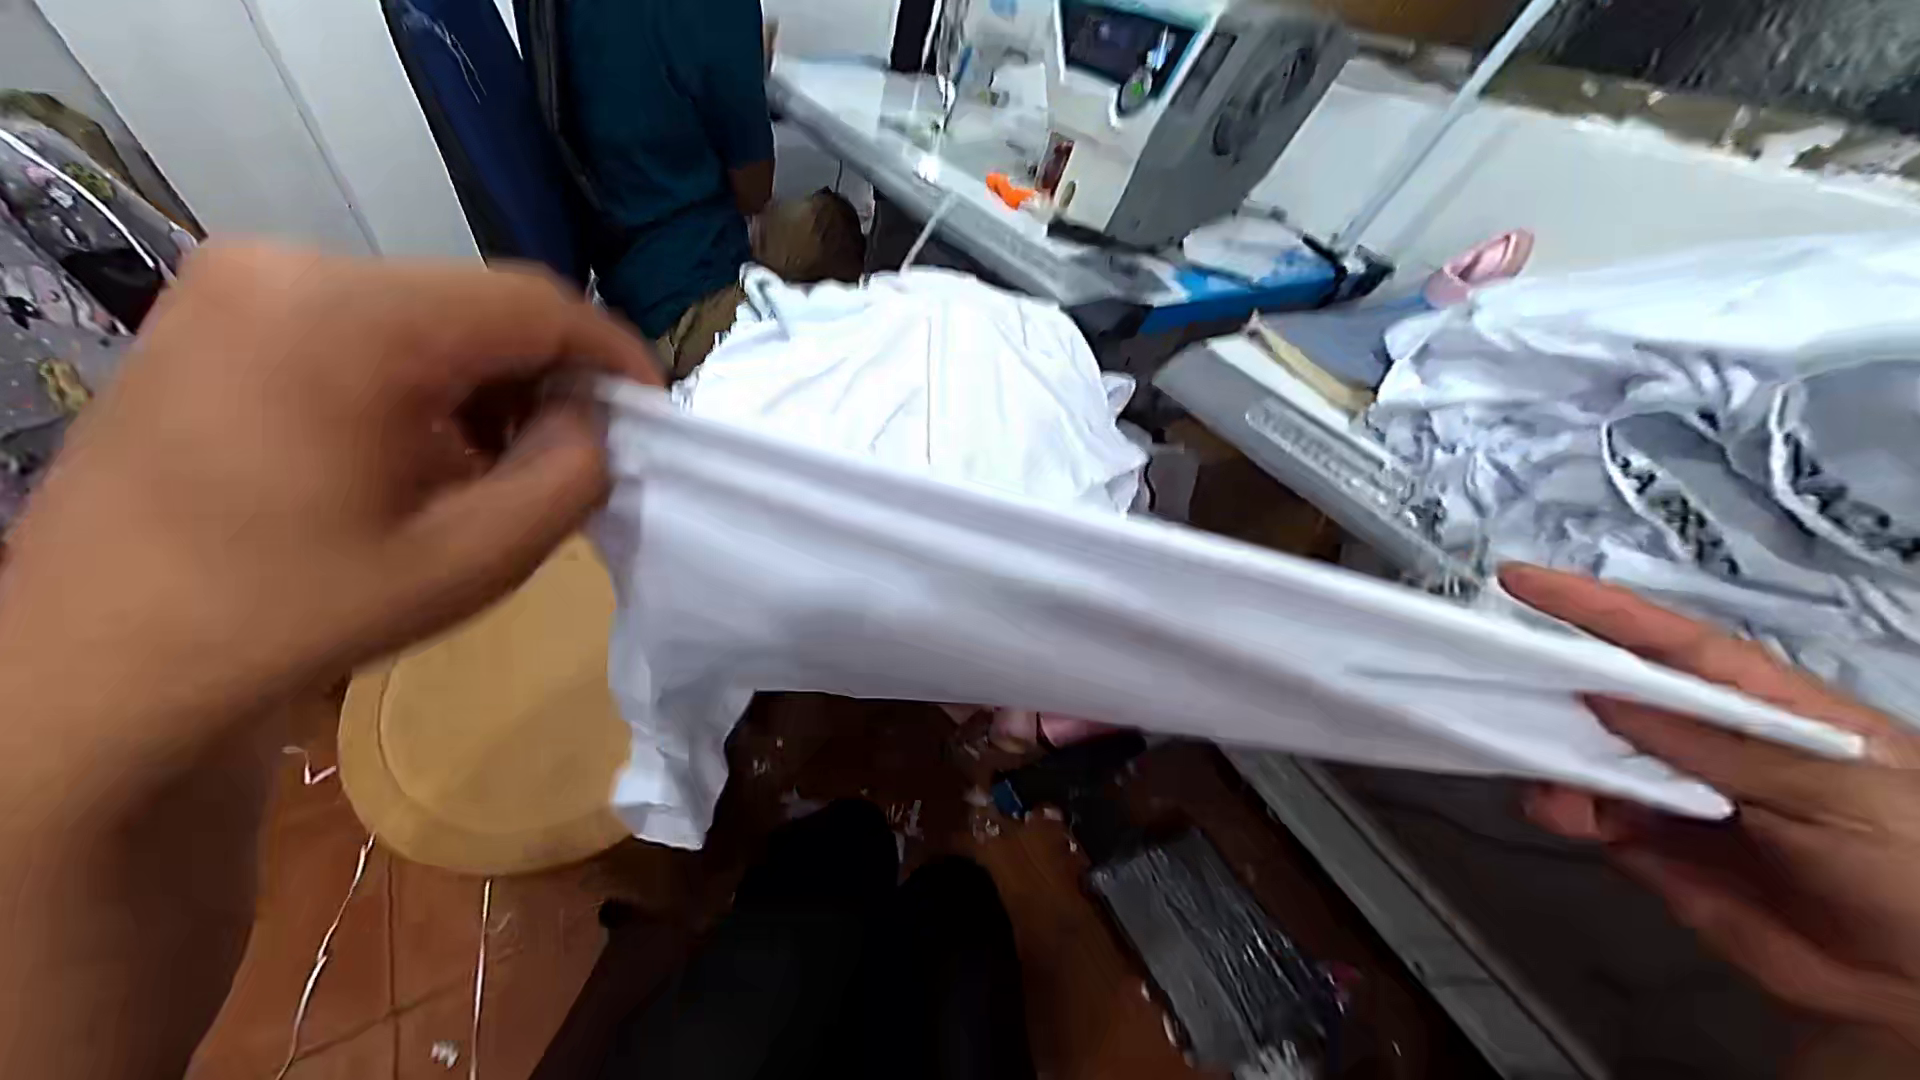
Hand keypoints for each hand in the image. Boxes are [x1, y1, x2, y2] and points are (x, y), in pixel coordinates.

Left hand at [0, 243, 659, 732]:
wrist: (112, 655)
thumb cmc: (307, 608)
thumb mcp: (482, 554)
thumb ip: (574, 472)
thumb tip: (591, 417)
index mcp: (352, 322)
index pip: (536, 305)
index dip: (614, 352)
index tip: (651, 409)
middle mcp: (290, 268)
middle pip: (486, 304)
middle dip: (555, 374)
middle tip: (583, 447)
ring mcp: (246, 283)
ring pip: (440, 313)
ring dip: (501, 380)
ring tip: (510, 457)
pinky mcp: (230, 311)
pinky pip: (384, 323)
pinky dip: (442, 377)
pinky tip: (442, 444)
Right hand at [1502, 564, 1919, 1049]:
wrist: (1914, 997)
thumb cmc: (1913, 873)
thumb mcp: (1840, 800)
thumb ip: (1721, 745)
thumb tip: (1604, 694)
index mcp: (1761, 711)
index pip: (1668, 641)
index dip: (1593, 605)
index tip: (1517, 579)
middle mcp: (1700, 738)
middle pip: (1605, 689)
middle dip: (1548, 681)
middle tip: (1494, 676)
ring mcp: (1663, 784)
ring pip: (1576, 746)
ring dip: (1548, 753)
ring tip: (1551, 778)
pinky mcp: (1633, 832)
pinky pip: (1573, 803)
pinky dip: (1556, 804)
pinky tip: (1563, 814)